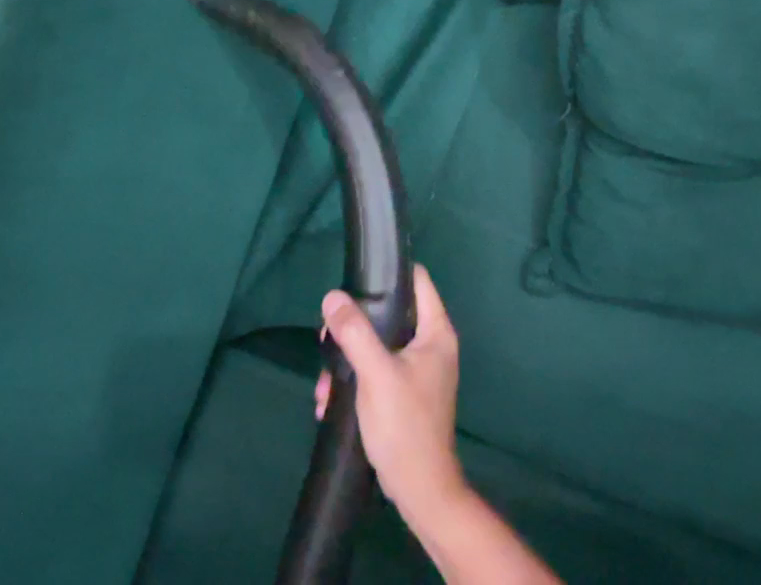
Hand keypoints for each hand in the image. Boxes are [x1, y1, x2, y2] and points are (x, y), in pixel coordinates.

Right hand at [315, 264, 465, 515]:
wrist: (418, 487)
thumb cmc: (405, 425)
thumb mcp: (376, 373)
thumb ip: (355, 332)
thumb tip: (332, 297)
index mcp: (436, 332)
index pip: (418, 281)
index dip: (389, 272)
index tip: (356, 275)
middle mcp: (431, 345)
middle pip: (389, 313)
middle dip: (354, 325)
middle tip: (328, 339)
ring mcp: (418, 370)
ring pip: (376, 344)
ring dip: (346, 360)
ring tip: (323, 383)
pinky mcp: (404, 392)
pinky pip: (374, 370)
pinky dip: (353, 380)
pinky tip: (328, 400)